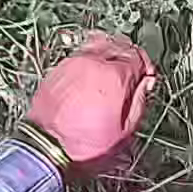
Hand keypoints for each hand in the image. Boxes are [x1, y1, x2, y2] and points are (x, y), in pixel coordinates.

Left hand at [27, 32, 156, 167]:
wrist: (46, 147)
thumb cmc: (81, 145)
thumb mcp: (124, 132)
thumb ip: (139, 103)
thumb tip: (145, 86)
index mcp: (114, 77)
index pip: (138, 57)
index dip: (146, 67)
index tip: (146, 78)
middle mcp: (94, 63)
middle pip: (120, 45)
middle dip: (131, 57)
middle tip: (134, 72)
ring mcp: (74, 63)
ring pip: (99, 43)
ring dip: (112, 52)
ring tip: (116, 68)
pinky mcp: (59, 68)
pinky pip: (82, 51)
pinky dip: (93, 56)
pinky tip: (96, 70)